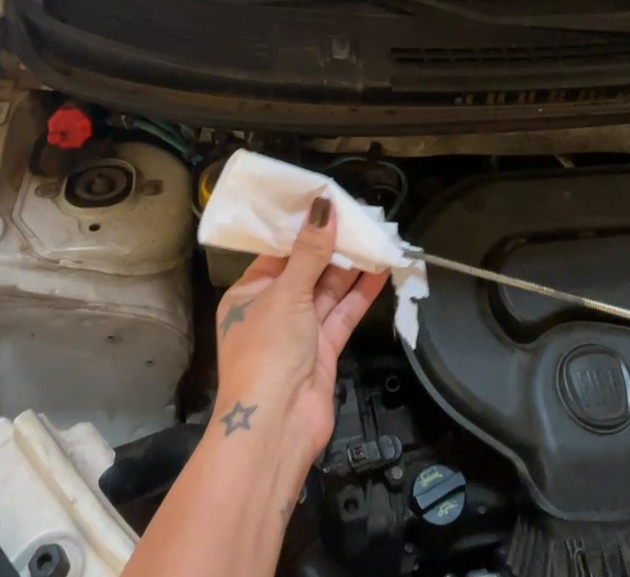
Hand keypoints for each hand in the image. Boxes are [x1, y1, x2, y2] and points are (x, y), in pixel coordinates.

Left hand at [210, 196, 390, 474]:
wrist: (275, 426)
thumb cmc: (266, 352)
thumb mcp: (286, 294)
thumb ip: (310, 252)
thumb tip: (322, 207)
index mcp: (249, 293)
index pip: (278, 252)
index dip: (304, 229)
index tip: (328, 203)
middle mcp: (273, 309)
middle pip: (307, 268)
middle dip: (333, 246)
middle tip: (362, 216)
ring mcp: (300, 330)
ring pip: (329, 290)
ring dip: (352, 266)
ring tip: (377, 236)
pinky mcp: (324, 348)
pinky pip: (344, 312)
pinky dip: (362, 293)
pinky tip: (381, 270)